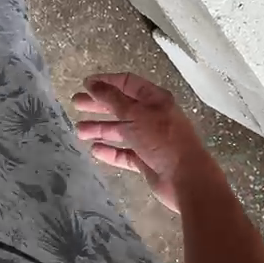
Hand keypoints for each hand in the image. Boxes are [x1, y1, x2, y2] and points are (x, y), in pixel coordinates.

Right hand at [73, 73, 217, 212]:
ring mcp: (150, 140)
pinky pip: (124, 153)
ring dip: (100, 129)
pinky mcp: (147, 160)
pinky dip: (110, 151)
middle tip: (76, 103)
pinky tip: (95, 150)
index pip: (127, 83)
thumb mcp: (134, 114)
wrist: (187, 181)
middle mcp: (152, 117)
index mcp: (154, 100)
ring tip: (79, 131)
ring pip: (120, 130)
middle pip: (120, 106)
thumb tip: (92, 84)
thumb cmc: (162, 140)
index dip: (106, 81)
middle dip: (98, 105)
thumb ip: (111, 99)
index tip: (85, 84)